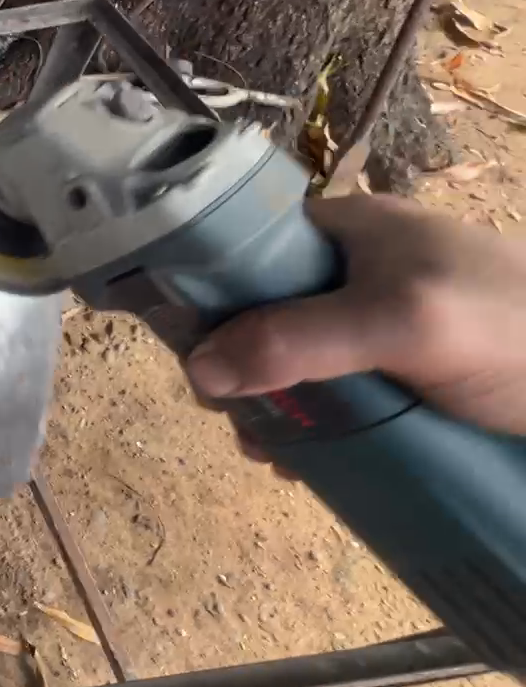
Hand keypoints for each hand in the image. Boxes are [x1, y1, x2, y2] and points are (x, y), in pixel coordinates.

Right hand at [187, 194, 525, 436]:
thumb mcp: (404, 324)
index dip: (201, 298)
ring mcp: (380, 325)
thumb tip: (195, 374)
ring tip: (269, 449)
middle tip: (232, 413)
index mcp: (343, 231)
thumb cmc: (523, 330)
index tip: (193, 355)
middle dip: (233, 368)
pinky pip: (329, 393)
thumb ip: (294, 340)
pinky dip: (306, 424)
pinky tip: (303, 455)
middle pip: (254, 314)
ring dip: (266, 404)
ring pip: (287, 360)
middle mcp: (351, 272)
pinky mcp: (405, 374)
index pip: (237, 250)